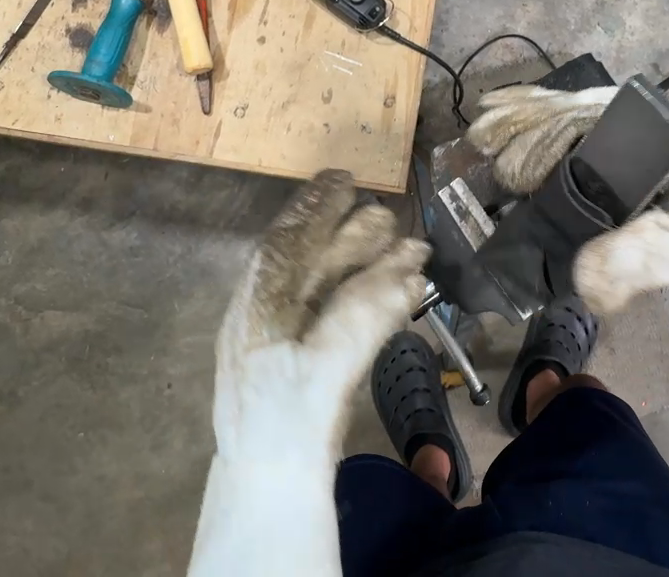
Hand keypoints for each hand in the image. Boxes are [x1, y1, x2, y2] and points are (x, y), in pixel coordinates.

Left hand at [189, 170, 430, 576]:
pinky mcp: (313, 364)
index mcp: (257, 306)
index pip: (285, 243)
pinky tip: (403, 293)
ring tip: (411, 249)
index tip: (342, 178)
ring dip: (369, 265)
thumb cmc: (286, 426)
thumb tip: (408, 272)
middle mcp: (270, 314)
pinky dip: (375, 299)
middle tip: (388, 215)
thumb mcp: (322, 370)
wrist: (271, 490)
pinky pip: (343, 317)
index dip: (313, 207)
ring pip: (330, 287)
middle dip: (350, 235)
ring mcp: (290, 340)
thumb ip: (363, 319)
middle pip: (311, 261)